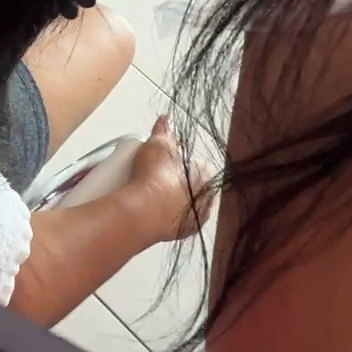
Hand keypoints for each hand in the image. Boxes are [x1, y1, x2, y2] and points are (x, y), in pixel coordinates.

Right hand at [123, 116, 215, 243]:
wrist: (144, 213)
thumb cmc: (154, 176)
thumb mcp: (157, 147)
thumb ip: (164, 132)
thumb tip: (167, 118)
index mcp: (206, 179)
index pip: (201, 169)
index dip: (184, 163)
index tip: (166, 161)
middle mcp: (207, 201)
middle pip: (195, 188)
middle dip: (180, 183)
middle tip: (157, 176)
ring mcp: (195, 220)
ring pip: (187, 206)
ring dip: (175, 201)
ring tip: (152, 193)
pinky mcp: (181, 234)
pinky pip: (176, 221)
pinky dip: (167, 215)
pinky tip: (152, 209)